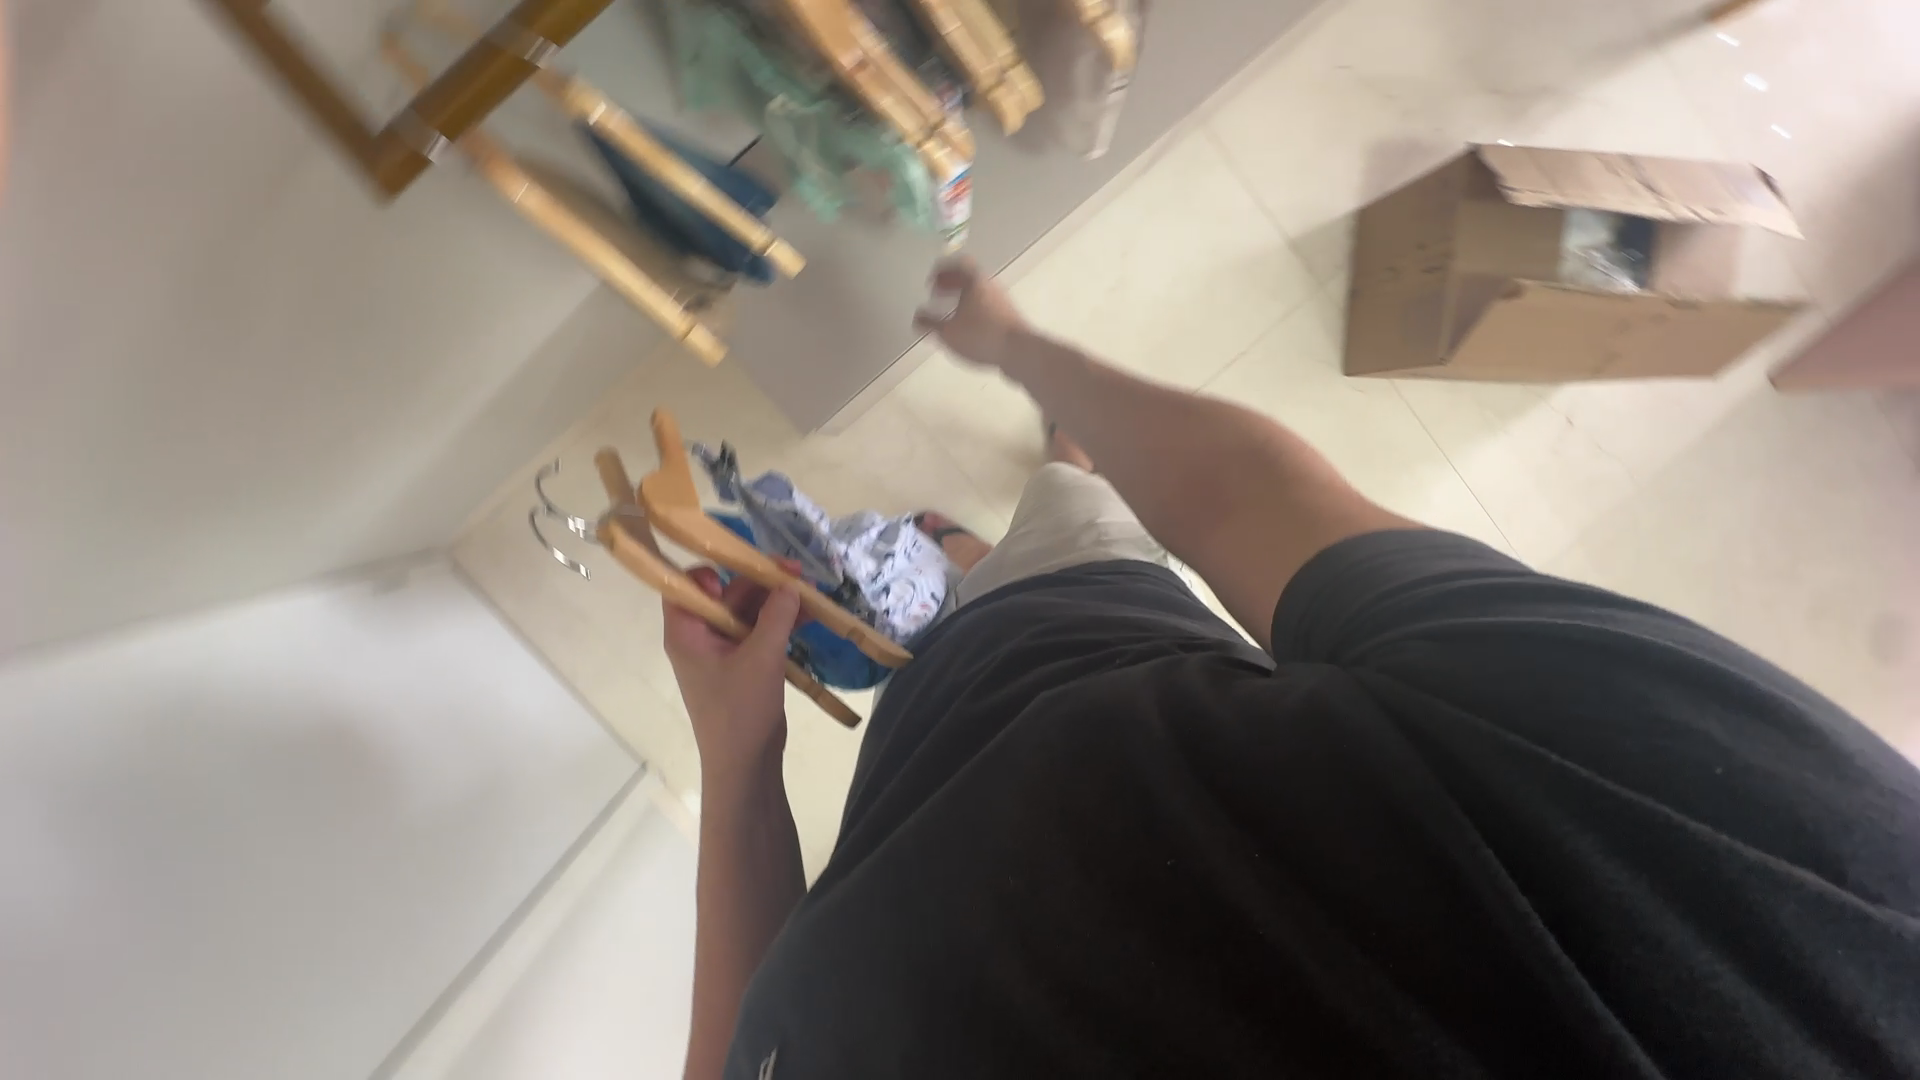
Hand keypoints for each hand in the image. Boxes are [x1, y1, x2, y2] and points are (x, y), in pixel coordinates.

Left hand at [663, 566, 803, 784]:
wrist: (746, 764)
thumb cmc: (741, 710)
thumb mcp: (761, 657)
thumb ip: (776, 616)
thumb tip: (790, 584)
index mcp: (687, 632)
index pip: (686, 586)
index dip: (713, 572)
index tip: (747, 566)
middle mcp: (701, 637)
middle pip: (726, 595)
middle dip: (761, 582)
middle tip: (796, 571)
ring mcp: (724, 651)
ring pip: (748, 612)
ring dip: (777, 601)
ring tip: (811, 591)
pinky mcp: (745, 664)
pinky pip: (761, 632)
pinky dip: (782, 622)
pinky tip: (810, 614)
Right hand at [913, 255, 1028, 370]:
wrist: (1020, 352)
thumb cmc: (981, 336)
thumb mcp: (948, 332)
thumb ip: (930, 324)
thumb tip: (917, 318)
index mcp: (975, 281)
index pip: (958, 264)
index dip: (942, 270)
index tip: (931, 281)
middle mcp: (991, 286)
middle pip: (969, 278)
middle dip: (951, 285)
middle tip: (937, 294)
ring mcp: (1003, 302)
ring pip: (979, 294)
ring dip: (962, 300)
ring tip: (950, 315)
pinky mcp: (1010, 319)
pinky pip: (987, 309)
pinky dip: (974, 312)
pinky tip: (968, 330)